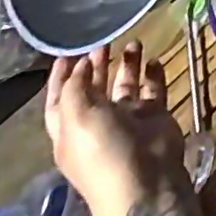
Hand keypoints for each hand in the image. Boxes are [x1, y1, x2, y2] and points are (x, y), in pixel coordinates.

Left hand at [44, 42, 186, 212]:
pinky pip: (153, 88)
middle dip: (97, 64)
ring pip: (125, 85)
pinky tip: (154, 59)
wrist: (144, 177)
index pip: (60, 98)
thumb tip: (82, 64)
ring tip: (133, 41)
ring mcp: (127, 118)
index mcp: (70, 128)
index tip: (68, 50)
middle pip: (94, 88)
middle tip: (105, 39)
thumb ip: (76, 89)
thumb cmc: (103, 149)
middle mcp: (97, 122)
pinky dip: (153, 73)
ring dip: (127, 64)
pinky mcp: (153, 115)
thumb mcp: (77, 118)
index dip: (61, 76)